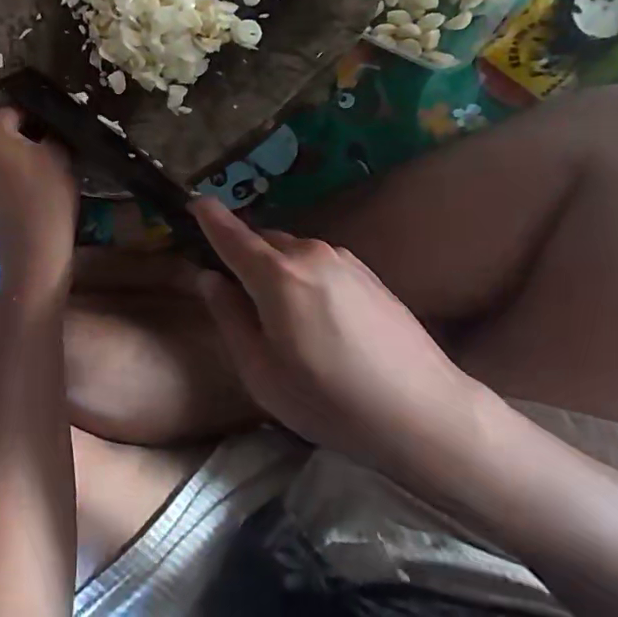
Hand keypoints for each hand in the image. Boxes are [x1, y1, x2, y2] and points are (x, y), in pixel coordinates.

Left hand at [0, 108, 78, 266]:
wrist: (32, 249)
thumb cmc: (47, 195)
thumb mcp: (59, 152)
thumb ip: (50, 128)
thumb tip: (46, 123)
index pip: (15, 108)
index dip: (38, 115)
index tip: (57, 126)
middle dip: (22, 128)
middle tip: (50, 139)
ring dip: (14, 147)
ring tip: (41, 158)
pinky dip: (6, 164)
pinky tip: (27, 176)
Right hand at [190, 199, 493, 467]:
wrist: (426, 414)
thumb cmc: (331, 401)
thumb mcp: (261, 372)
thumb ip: (228, 317)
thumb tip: (209, 278)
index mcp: (276, 276)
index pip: (230, 233)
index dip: (206, 216)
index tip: (191, 203)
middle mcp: (308, 254)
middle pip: (261, 240)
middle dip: (242, 254)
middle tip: (234, 292)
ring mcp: (343, 259)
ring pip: (290, 251)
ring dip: (274, 267)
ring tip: (279, 314)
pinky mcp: (367, 272)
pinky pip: (317, 261)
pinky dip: (302, 274)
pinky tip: (315, 317)